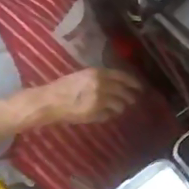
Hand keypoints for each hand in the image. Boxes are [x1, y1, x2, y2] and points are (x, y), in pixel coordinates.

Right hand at [21, 68, 144, 126]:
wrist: (49, 101)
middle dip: (130, 97)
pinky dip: (108, 115)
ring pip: (120, 105)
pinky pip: (109, 115)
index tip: (139, 87)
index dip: (134, 83)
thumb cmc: (64, 87)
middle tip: (132, 101)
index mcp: (98, 73)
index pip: (123, 77)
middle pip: (125, 92)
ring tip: (115, 108)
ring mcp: (100, 99)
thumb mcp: (83, 76)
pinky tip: (102, 114)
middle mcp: (102, 84)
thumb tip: (119, 83)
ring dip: (119, 108)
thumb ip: (101, 78)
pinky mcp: (95, 112)